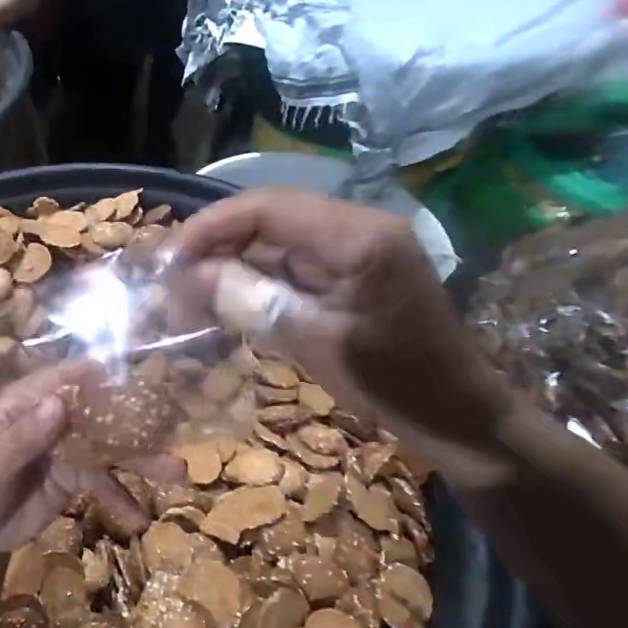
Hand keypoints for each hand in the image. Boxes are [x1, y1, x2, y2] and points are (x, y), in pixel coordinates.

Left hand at [0, 361, 180, 598]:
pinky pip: (102, 481)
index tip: (133, 383)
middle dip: (133, 422)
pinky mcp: (70, 477)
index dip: (96, 378)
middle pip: (94, 413)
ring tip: (178, 472)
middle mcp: (47, 419)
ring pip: (106, 447)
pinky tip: (140, 517)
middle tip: (172, 430)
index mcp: (22, 404)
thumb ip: (24, 438)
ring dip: (140, 458)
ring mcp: (62, 448)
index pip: (62, 380)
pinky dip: (122, 496)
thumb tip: (61, 402)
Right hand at [171, 189, 515, 481]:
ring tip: (186, 299)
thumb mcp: (315, 344)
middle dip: (214, 248)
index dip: (210, 227)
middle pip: (267, 220)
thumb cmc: (395, 385)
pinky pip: (287, 267)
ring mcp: (353, 251)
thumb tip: (189, 275)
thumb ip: (251, 302)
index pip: (266, 207)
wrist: (459, 419)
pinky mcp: (348, 275)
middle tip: (170, 285)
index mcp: (357, 237)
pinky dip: (251, 283)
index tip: (168, 261)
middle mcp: (355, 229)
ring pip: (272, 243)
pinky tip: (222, 305)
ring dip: (228, 267)